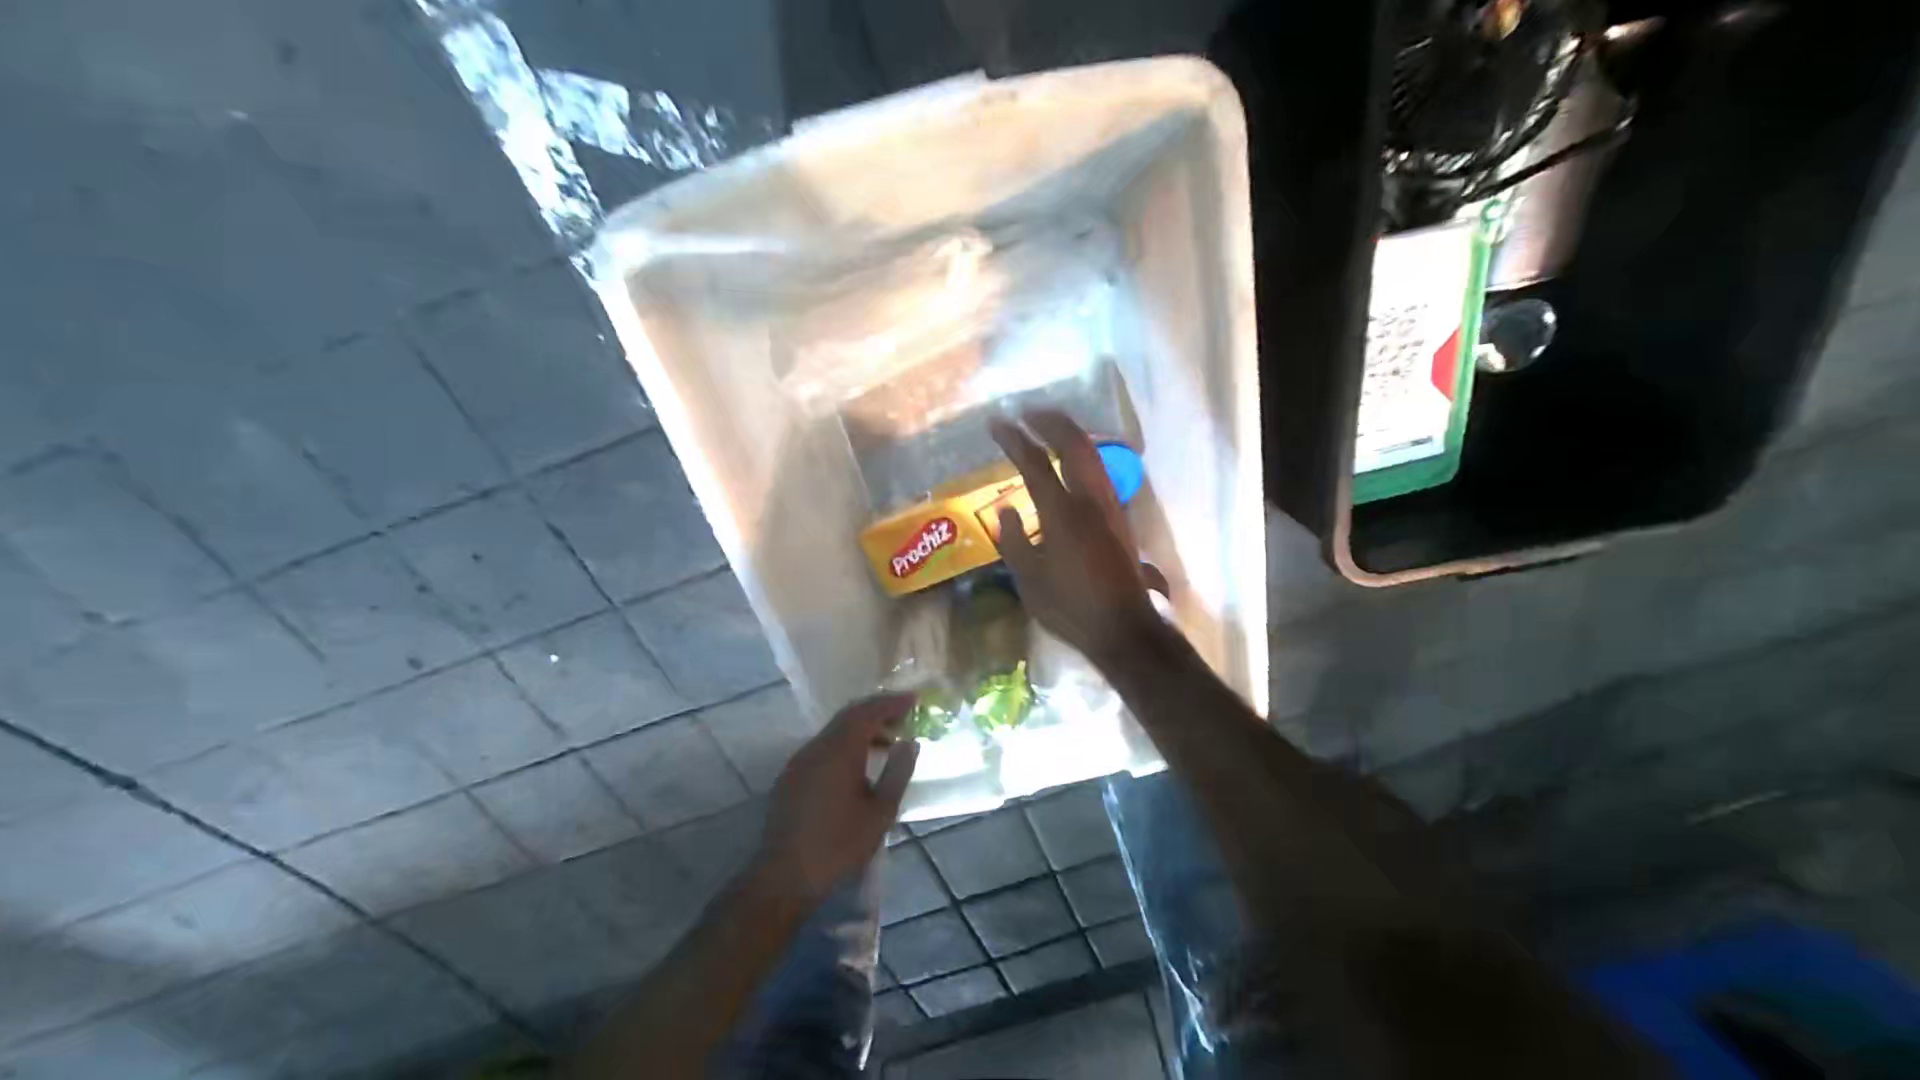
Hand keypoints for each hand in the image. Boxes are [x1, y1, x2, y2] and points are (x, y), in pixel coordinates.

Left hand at [753, 694, 918, 904]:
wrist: (784, 876)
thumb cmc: (839, 844)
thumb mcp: (880, 812)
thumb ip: (897, 772)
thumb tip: (909, 743)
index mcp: (839, 749)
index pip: (868, 711)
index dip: (892, 702)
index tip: (914, 699)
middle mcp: (816, 746)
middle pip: (849, 716)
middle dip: (877, 711)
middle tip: (904, 716)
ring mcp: (800, 760)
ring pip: (834, 731)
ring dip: (861, 729)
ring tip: (887, 742)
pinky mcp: (791, 776)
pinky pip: (823, 747)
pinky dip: (845, 744)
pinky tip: (858, 765)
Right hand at [989, 409, 1166, 668]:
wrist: (1123, 627)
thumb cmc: (1069, 607)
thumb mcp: (1028, 579)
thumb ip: (1012, 540)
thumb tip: (1005, 508)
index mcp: (1061, 513)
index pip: (1034, 462)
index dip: (1014, 439)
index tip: (996, 424)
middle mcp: (1090, 500)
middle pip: (1073, 443)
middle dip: (1050, 421)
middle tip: (1027, 412)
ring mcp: (1110, 506)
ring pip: (1093, 453)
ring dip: (1070, 433)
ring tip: (1049, 427)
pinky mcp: (1120, 516)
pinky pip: (1100, 469)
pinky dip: (1083, 452)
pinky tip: (1071, 460)